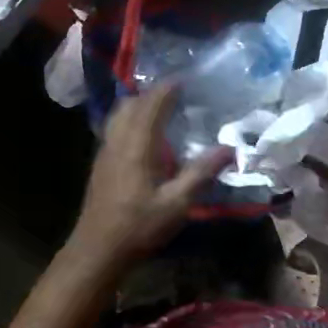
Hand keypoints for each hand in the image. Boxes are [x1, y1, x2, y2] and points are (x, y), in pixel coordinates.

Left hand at [68, 84, 228, 265]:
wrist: (97, 249)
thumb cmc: (139, 226)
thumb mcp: (177, 204)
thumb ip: (201, 173)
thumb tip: (229, 149)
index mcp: (136, 145)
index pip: (152, 104)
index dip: (168, 89)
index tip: (186, 79)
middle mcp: (117, 140)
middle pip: (131, 104)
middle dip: (153, 93)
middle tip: (176, 93)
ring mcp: (105, 151)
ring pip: (119, 115)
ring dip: (139, 105)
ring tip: (162, 110)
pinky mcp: (100, 163)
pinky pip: (115, 128)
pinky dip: (130, 120)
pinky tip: (144, 136)